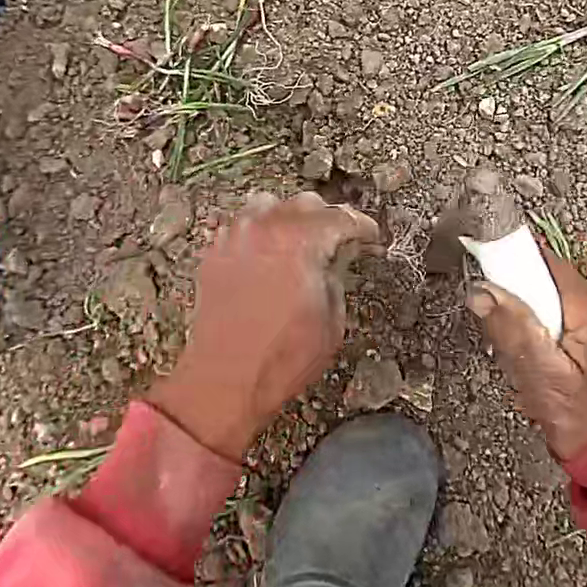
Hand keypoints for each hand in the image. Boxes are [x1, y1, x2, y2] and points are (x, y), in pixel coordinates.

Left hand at [148, 192, 379, 458]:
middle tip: (341, 241)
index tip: (371, 238)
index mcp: (302, 242)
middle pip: (306, 203)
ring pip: (269, 204)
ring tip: (300, 240)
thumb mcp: (332, 318)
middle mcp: (266, 229)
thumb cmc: (285, 357)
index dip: (364, 227)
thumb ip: (337, 274)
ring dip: (290, 218)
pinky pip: (241, 225)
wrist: (224, 383)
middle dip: (328, 219)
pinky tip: (268, 252)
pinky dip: (259, 231)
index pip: (342, 218)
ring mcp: (235, 239)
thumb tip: (338, 256)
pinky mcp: (214, 255)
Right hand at [469, 247, 586, 458]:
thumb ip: (514, 332)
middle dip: (519, 310)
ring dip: (533, 330)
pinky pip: (568, 323)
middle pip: (544, 283)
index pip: (539, 260)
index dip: (507, 267)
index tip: (485, 291)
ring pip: (553, 305)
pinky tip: (549, 374)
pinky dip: (550, 341)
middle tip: (511, 351)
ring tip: (531, 370)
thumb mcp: (545, 379)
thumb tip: (480, 291)